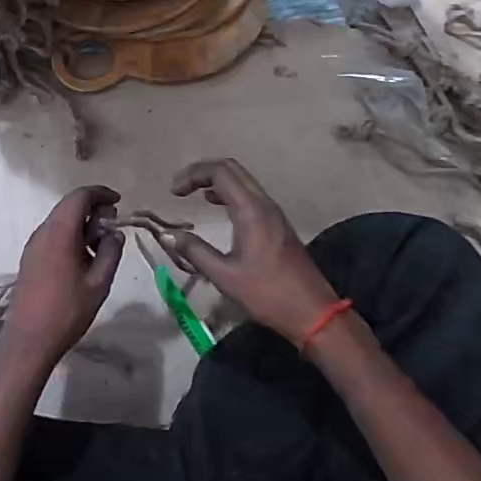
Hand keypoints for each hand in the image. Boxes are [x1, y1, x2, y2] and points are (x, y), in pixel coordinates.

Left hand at [3, 186, 124, 364]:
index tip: (118, 201)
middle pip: (68, 206)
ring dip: (82, 223)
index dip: (100, 193)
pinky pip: (53, 235)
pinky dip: (71, 235)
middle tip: (113, 225)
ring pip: (60, 220)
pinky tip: (83, 257)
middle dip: (93, 208)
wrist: (29, 340)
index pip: (79, 197)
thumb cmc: (67, 311)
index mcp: (59, 233)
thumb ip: (111, 252)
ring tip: (101, 244)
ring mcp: (33, 245)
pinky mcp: (30, 258)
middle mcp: (43, 232)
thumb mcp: (99, 282)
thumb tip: (114, 233)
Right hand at [167, 159, 341, 344]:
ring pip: (242, 180)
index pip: (220, 172)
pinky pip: (250, 194)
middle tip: (181, 188)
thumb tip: (168, 235)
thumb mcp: (225, 276)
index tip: (174, 192)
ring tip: (193, 194)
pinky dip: (229, 192)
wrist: (312, 311)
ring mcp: (273, 212)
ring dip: (217, 180)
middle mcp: (263, 203)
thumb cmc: (267, 294)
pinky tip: (217, 206)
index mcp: (251, 210)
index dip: (193, 175)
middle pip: (232, 168)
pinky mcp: (277, 222)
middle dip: (203, 172)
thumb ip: (195, 252)